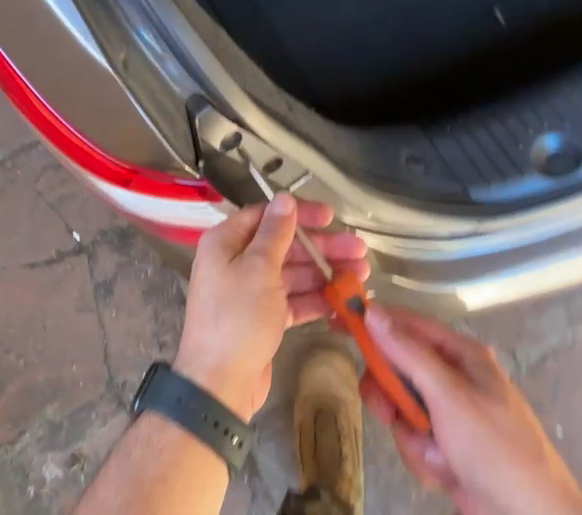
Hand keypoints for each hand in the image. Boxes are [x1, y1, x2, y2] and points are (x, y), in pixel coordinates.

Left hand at [173, 195, 368, 418]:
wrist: (220, 383)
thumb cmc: (237, 318)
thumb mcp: (258, 269)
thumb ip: (275, 233)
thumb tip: (284, 198)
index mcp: (225, 243)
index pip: (266, 217)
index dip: (299, 215)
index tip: (331, 216)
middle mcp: (235, 262)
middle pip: (283, 246)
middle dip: (321, 248)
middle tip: (359, 250)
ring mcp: (250, 292)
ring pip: (292, 274)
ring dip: (325, 273)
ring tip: (362, 276)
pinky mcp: (263, 319)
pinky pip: (292, 301)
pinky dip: (316, 299)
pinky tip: (344, 300)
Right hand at [361, 307, 581, 514]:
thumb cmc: (495, 450)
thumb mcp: (448, 396)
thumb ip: (408, 353)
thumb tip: (372, 311)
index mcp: (462, 355)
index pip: (408, 325)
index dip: (373, 323)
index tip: (338, 323)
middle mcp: (456, 379)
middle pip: (399, 370)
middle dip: (393, 397)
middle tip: (386, 412)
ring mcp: (452, 415)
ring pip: (402, 408)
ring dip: (411, 435)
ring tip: (437, 456)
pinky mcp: (449, 447)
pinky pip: (414, 438)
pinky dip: (422, 457)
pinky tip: (445, 473)